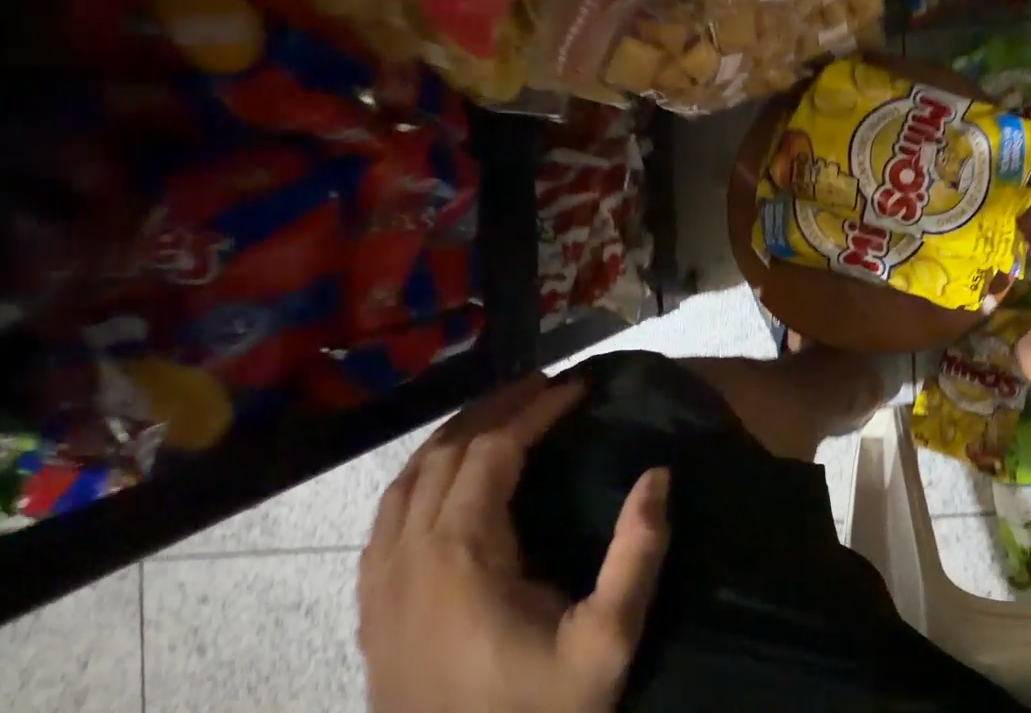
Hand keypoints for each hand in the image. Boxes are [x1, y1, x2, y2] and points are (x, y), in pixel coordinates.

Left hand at [358, 375, 670, 712]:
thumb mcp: (606, 643)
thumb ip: (637, 554)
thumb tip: (658, 476)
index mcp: (461, 555)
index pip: (493, 450)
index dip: (536, 409)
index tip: (578, 387)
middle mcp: (409, 554)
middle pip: (446, 452)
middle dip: (497, 408)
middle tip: (547, 386)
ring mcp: (380, 581)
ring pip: (408, 478)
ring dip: (456, 435)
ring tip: (504, 413)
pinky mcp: (372, 606)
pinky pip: (388, 513)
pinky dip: (422, 474)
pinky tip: (449, 476)